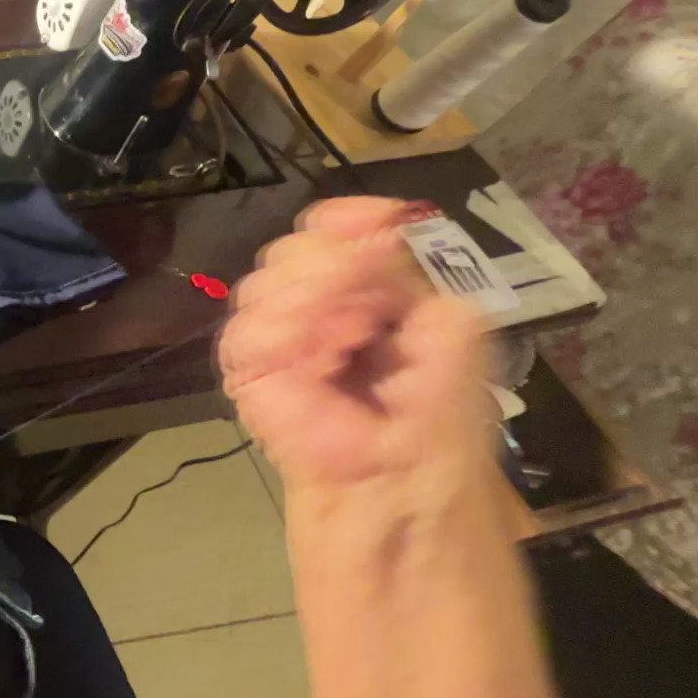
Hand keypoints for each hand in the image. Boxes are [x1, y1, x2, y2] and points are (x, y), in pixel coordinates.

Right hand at [220, 196, 493, 495]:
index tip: (372, 222)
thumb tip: (378, 233)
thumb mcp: (450, 330)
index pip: (333, 230)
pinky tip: (319, 365)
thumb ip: (411, 275)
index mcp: (364, 292)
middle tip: (369, 317)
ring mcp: (276, 339)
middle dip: (330, 271)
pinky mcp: (248, 371)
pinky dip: (286, 340)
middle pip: (290, 251)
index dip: (344, 218)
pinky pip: (246, 331)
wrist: (394, 479)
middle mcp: (315, 308)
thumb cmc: (433, 417)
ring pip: (261, 285)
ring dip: (313, 310)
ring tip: (349, 349)